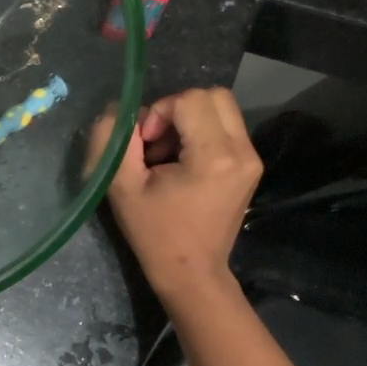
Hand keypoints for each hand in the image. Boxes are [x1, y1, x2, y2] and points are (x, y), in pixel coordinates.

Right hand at [86, 87, 261, 302]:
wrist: (190, 269)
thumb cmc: (153, 232)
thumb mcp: (121, 187)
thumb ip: (115, 142)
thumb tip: (119, 111)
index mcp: (214, 156)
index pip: (190, 100)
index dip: (159, 112)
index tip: (145, 144)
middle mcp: (242, 151)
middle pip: (213, 96)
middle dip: (176, 110)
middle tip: (156, 142)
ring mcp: (251, 158)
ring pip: (221, 109)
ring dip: (188, 121)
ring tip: (167, 155)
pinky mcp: (250, 165)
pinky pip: (226, 128)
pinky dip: (199, 134)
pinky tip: (180, 163)